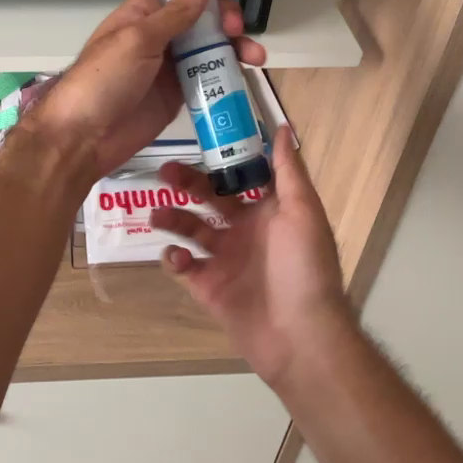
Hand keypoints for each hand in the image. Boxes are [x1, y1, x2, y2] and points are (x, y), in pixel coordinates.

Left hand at [20, 0, 264, 181]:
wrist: (84, 138)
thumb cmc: (103, 81)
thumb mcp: (140, 39)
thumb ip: (177, 11)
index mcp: (140, 14)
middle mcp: (156, 36)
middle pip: (198, 15)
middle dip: (222, 15)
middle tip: (236, 27)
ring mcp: (167, 67)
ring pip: (208, 47)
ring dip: (233, 46)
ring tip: (254, 55)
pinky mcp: (177, 95)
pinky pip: (207, 78)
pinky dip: (227, 74)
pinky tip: (244, 74)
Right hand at [150, 127, 352, 386]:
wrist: (300, 335)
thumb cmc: (305, 268)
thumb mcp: (303, 212)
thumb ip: (288, 171)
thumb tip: (283, 126)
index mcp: (268, 211)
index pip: (241, 176)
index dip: (222, 158)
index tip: (199, 137)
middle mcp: (244, 231)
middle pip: (209, 199)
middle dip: (187, 184)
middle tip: (163, 172)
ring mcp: (224, 260)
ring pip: (190, 230)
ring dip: (172, 218)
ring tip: (156, 214)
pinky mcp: (208, 288)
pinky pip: (183, 266)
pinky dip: (174, 257)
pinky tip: (176, 255)